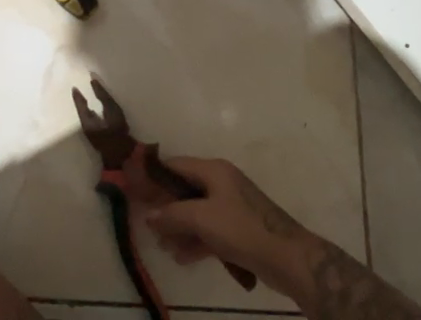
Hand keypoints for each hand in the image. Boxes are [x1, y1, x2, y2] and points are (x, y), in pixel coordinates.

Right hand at [129, 156, 318, 295]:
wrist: (286, 257)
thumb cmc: (241, 228)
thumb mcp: (202, 218)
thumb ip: (172, 215)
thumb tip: (148, 215)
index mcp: (213, 170)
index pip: (175, 165)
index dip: (153, 176)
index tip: (134, 189)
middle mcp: (221, 182)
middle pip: (184, 190)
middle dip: (165, 208)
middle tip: (146, 224)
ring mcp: (230, 206)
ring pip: (196, 212)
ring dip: (179, 228)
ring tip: (163, 246)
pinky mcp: (237, 229)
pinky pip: (208, 230)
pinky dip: (195, 240)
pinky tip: (182, 257)